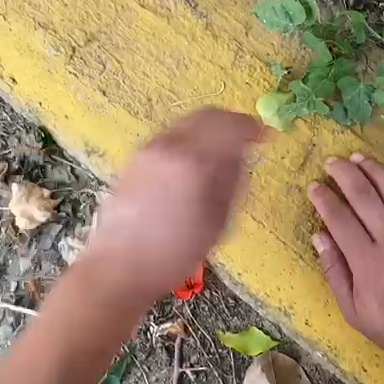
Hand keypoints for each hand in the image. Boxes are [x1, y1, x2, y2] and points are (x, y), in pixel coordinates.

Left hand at [82, 109, 264, 301]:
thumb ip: (232, 180)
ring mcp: (149, 149)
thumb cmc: (174, 253)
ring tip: (221, 150)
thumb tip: (241, 155)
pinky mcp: (135, 158)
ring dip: (209, 129)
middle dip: (230, 122)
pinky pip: (170, 136)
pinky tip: (194, 162)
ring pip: (187, 123)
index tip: (264, 136)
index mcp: (194, 161)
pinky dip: (189, 138)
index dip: (252, 127)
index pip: (230, 125)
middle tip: (246, 137)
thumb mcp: (217, 221)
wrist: (118, 268)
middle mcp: (170, 146)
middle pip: (207, 115)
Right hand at [309, 154, 383, 367]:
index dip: (324, 199)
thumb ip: (335, 270)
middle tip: (332, 162)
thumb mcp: (353, 310)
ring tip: (358, 157)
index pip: (340, 219)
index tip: (314, 186)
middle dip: (345, 174)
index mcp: (367, 263)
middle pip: (364, 196)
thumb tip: (319, 235)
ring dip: (373, 170)